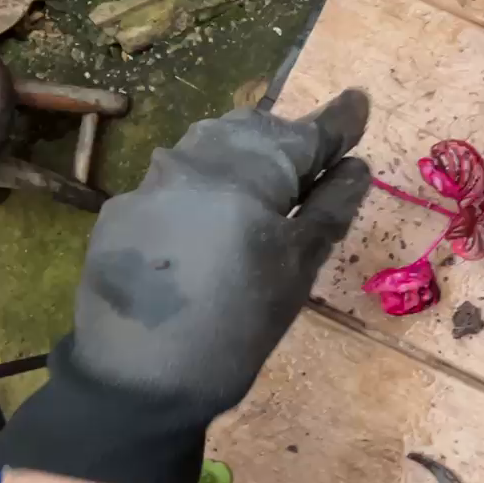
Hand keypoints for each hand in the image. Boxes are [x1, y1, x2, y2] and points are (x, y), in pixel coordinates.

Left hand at [0, 91, 371, 482]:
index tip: (361, 99)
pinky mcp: (122, 209)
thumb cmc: (238, 327)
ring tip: (275, 170)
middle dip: (291, 135)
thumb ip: (330, 208)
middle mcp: (193, 165)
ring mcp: (150, 183)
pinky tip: (221, 207)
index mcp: (244, 179)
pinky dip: (213, 176)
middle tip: (321, 151)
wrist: (137, 383)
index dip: (338, 122)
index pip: (303, 135)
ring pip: (212, 143)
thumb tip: (356, 166)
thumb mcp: (299, 269)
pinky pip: (179, 173)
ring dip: (250, 148)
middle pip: (254, 129)